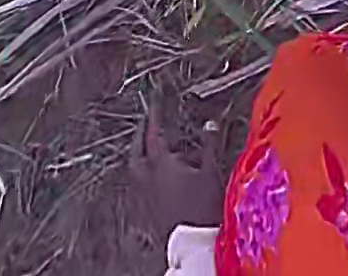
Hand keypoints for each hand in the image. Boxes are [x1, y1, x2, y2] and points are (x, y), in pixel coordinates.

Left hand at [130, 101, 224, 232]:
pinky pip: (145, 185)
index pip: (154, 132)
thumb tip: (210, 124)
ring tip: (160, 150)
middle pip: (137, 151)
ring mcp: (148, 194)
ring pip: (140, 169)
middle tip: (146, 124)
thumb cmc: (202, 207)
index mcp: (162, 163)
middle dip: (140, 135)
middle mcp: (149, 177)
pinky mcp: (150, 209)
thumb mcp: (210, 170)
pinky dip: (151, 175)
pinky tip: (165, 177)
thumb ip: (209, 145)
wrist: (195, 246)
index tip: (154, 101)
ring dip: (145, 155)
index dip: (154, 115)